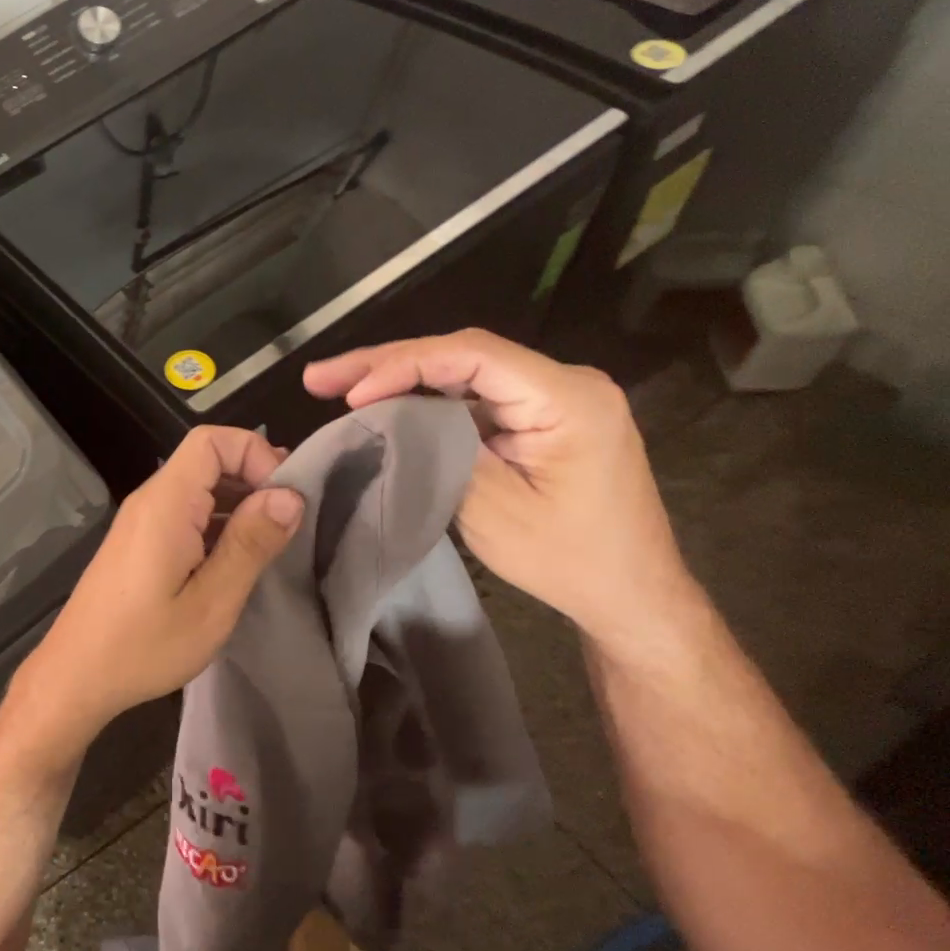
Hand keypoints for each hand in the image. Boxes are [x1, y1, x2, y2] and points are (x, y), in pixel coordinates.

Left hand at [19, 426, 304, 744]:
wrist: (76, 675)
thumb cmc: (143, 645)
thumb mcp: (211, 603)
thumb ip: (249, 544)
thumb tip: (289, 495)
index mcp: (165, 503)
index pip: (211, 440)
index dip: (255, 454)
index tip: (285, 500)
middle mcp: (149, 501)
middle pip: (206, 460)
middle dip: (253, 478)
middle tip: (290, 523)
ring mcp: (141, 522)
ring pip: (197, 488)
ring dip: (238, 504)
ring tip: (272, 544)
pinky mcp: (139, 544)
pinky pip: (184, 514)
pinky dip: (217, 524)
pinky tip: (237, 561)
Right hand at [302, 329, 695, 659]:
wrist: (630, 595)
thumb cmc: (567, 557)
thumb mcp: (495, 507)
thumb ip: (441, 449)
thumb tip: (388, 416)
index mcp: (566, 396)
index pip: (471, 355)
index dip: (402, 365)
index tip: (350, 395)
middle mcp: (563, 382)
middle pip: (462, 355)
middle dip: (386, 363)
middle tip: (319, 376)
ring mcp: (550, 399)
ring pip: (461, 373)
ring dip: (398, 378)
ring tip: (335, 385)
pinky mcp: (537, 419)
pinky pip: (472, 397)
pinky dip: (423, 400)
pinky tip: (382, 404)